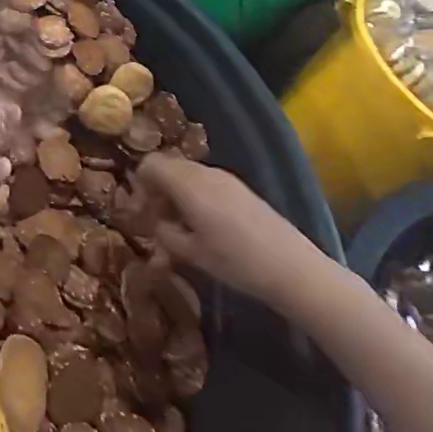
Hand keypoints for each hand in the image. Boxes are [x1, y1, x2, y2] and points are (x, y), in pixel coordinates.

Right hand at [137, 154, 331, 314]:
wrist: (292, 268)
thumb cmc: (235, 262)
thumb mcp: (191, 254)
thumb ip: (165, 233)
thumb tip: (156, 222)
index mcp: (188, 184)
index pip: (151, 164)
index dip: (140, 183)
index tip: (142, 211)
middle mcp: (205, 172)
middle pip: (169, 165)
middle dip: (158, 187)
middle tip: (158, 219)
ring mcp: (226, 178)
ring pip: (189, 173)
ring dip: (177, 191)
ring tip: (182, 225)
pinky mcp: (241, 188)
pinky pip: (207, 181)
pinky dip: (196, 194)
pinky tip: (206, 224)